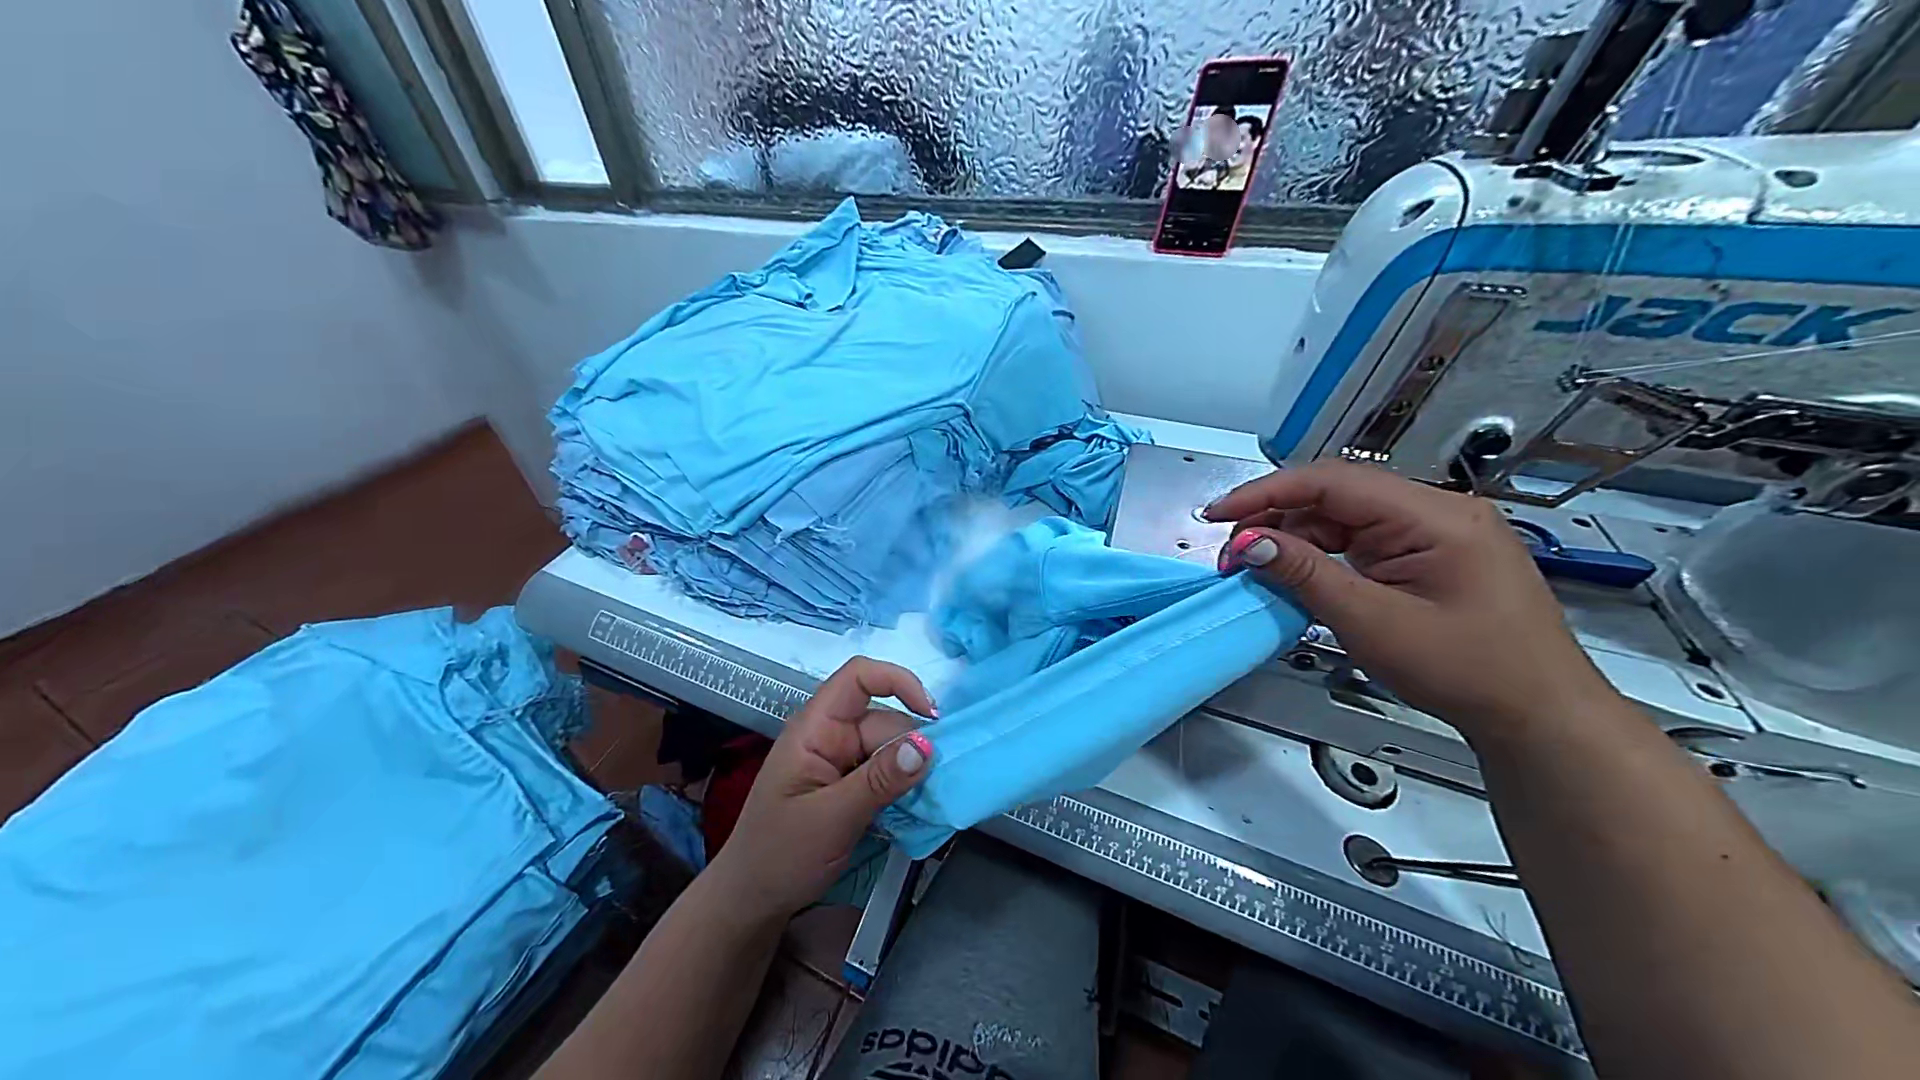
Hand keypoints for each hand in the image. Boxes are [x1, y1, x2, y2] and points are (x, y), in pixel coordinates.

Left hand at [706, 657, 935, 920]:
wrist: (753, 903)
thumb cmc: (778, 855)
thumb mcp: (831, 818)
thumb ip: (879, 779)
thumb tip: (926, 745)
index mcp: (816, 728)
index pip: (859, 677)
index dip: (899, 682)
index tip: (932, 717)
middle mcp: (832, 735)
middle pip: (886, 720)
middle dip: (912, 748)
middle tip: (932, 788)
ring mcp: (843, 761)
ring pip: (894, 748)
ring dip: (913, 771)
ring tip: (927, 802)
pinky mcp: (853, 785)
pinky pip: (890, 772)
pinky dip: (907, 786)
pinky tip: (917, 808)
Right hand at [1206, 460, 1613, 736]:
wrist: (1537, 715)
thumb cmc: (1469, 671)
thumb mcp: (1372, 622)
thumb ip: (1305, 574)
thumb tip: (1248, 542)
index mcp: (1434, 515)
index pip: (1331, 482)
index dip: (1265, 493)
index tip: (1217, 514)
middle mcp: (1435, 511)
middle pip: (1334, 496)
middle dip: (1274, 517)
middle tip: (1231, 552)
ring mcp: (1431, 532)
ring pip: (1342, 518)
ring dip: (1293, 538)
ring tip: (1255, 567)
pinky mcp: (1425, 554)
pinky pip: (1358, 541)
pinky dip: (1320, 556)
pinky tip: (1294, 574)